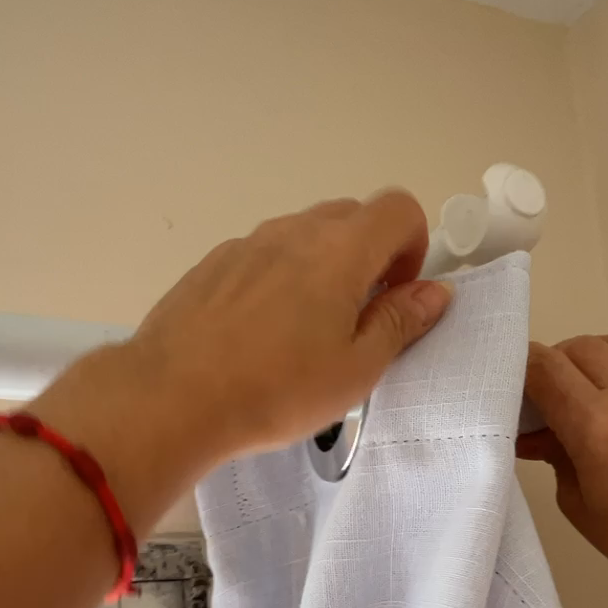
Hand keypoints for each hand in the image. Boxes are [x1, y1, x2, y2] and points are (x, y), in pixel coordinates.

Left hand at [120, 191, 451, 462]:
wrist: (172, 398)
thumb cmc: (275, 391)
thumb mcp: (354, 370)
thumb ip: (398, 323)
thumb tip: (434, 292)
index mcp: (340, 250)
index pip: (398, 209)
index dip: (412, 247)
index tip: (395, 296)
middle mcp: (292, 232)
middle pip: (349, 218)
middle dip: (368, 257)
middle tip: (354, 318)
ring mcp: (245, 244)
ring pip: (300, 237)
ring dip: (319, 268)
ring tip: (300, 332)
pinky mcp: (209, 265)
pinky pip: (259, 258)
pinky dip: (275, 280)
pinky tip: (255, 334)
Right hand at [518, 266, 607, 607]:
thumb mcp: (581, 507)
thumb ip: (556, 457)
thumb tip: (538, 431)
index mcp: (596, 427)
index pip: (545, 370)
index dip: (523, 368)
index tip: (515, 378)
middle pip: (584, 349)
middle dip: (560, 364)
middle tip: (557, 393)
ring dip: (605, 353)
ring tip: (600, 376)